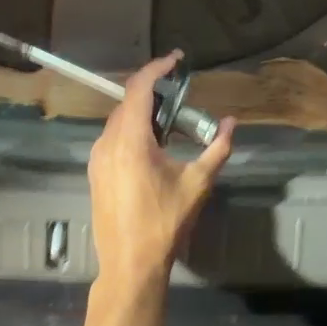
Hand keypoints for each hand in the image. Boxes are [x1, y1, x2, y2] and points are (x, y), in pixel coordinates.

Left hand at [86, 52, 235, 292]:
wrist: (130, 264)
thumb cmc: (165, 223)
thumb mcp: (197, 184)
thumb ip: (216, 149)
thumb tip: (231, 124)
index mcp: (130, 140)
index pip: (139, 88)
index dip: (157, 69)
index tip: (176, 61)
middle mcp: (108, 143)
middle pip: (127, 102)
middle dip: (152, 92)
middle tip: (180, 95)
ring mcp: (97, 158)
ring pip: (118, 121)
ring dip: (142, 113)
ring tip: (169, 120)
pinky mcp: (95, 173)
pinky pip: (112, 138)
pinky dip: (132, 130)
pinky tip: (152, 146)